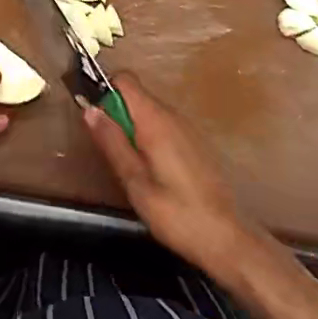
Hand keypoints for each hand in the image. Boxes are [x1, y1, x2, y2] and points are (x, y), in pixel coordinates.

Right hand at [83, 72, 252, 272]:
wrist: (228, 239)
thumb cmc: (177, 214)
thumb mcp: (135, 182)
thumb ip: (112, 142)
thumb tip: (89, 109)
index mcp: (155, 119)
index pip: (125, 79)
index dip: (104, 90)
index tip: (94, 119)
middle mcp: (172, 115)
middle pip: (136, 95)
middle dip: (117, 114)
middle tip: (111, 153)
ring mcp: (187, 127)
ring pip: (149, 112)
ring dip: (133, 128)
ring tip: (130, 168)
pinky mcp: (195, 142)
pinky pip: (164, 126)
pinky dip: (150, 138)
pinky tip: (153, 173)